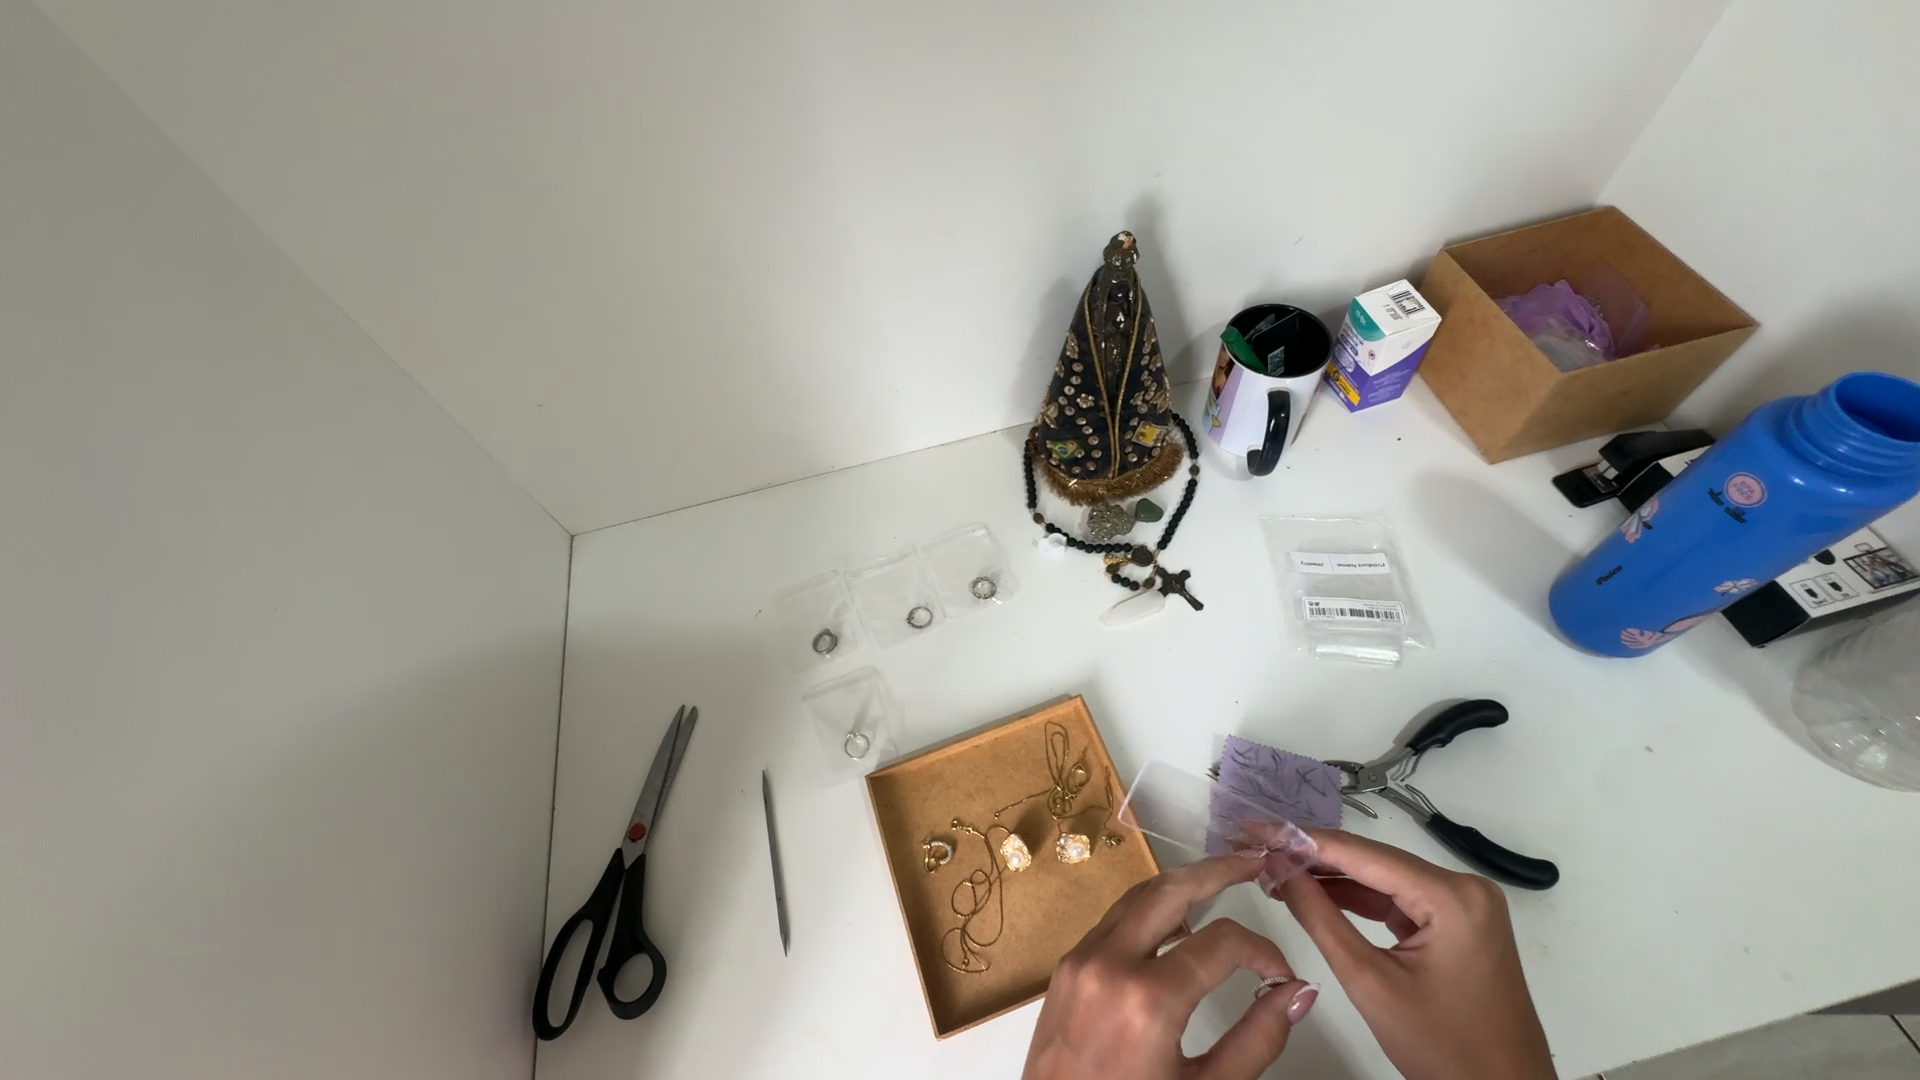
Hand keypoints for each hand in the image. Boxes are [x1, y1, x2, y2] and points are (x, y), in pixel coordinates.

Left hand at [1022, 852, 1319, 1079]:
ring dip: (1180, 883)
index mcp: (1148, 998)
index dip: (1262, 950)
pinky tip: (1176, 918)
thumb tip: (1298, 991)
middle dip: (1216, 871)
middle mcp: (1109, 961)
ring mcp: (1081, 956)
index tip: (1283, 973)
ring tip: (1220, 877)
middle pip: (1170, 890)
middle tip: (1254, 862)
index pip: (1221, 944)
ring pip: (1137, 896)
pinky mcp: (1066, 963)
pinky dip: (1150, 909)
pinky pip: (1114, 919)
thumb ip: (1257, 1040)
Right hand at [1277, 829, 1554, 1079]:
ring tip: (1274, 869)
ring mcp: (1462, 903)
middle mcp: (1462, 886)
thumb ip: (1318, 916)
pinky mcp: (1456, 921)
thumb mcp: (1369, 981)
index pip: (1360, 854)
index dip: (1300, 839)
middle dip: (1311, 856)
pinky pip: (1394, 898)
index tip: (1254, 829)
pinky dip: (1354, 898)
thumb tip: (1275, 865)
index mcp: (1451, 896)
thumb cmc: (1443, 1049)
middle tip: (1256, 847)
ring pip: (1379, 877)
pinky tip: (1313, 893)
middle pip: (1370, 860)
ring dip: (1329, 877)